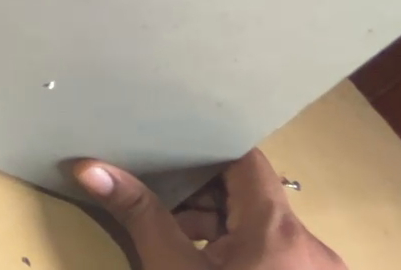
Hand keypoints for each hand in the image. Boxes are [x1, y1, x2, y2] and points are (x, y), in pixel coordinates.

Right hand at [73, 150, 345, 268]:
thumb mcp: (172, 268)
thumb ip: (136, 212)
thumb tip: (87, 165)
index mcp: (282, 231)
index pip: (246, 160)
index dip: (206, 145)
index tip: (166, 143)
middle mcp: (314, 250)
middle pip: (250, 196)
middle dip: (198, 195)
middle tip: (157, 202)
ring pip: (262, 229)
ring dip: (216, 226)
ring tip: (175, 241)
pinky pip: (275, 257)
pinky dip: (238, 253)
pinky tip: (203, 267)